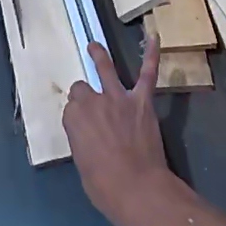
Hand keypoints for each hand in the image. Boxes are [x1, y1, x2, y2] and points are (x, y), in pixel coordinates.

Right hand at [63, 39, 175, 225]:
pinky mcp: (142, 101)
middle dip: (85, 95)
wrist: (138, 188)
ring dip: (99, 56)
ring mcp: (118, 98)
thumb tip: (92, 134)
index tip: (83, 128)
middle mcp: (92, 102)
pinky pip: (147, 74)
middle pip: (83, 89)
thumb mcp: (82, 163)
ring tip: (94, 46)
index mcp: (73, 119)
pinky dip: (151, 55)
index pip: (71, 108)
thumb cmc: (104, 186)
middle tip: (92, 109)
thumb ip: (84, 140)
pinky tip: (153, 37)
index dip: (77, 117)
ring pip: (106, 70)